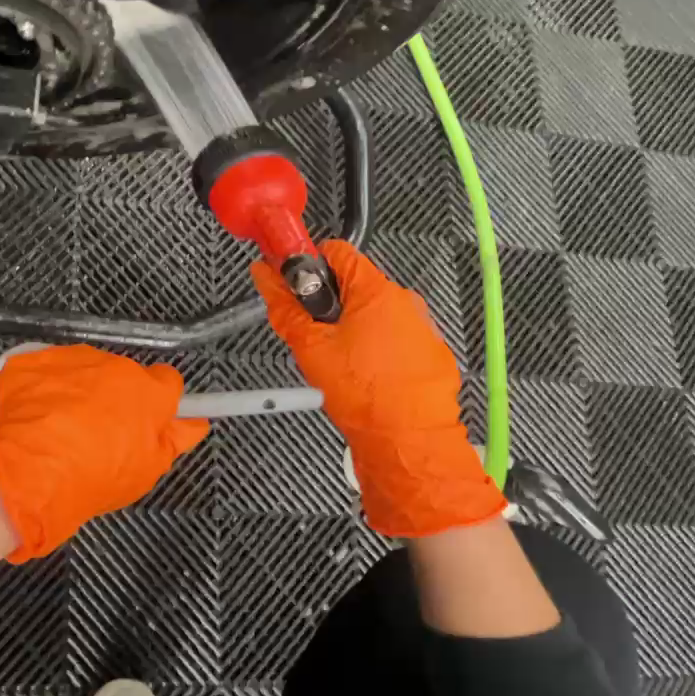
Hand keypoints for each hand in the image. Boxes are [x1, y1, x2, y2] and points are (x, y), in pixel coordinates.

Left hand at [0, 345, 208, 562]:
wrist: (33, 470)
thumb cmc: (97, 475)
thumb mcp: (147, 469)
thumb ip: (174, 440)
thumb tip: (195, 424)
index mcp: (147, 389)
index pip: (165, 381)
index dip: (157, 400)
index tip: (144, 419)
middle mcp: (112, 364)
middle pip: (121, 374)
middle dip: (113, 396)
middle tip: (99, 432)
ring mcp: (70, 358)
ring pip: (81, 369)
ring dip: (77, 389)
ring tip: (61, 428)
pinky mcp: (33, 360)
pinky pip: (43, 371)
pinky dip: (41, 388)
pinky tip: (34, 418)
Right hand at [250, 240, 503, 537]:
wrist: (409, 444)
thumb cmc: (364, 395)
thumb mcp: (309, 346)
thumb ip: (283, 306)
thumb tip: (263, 275)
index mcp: (376, 291)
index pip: (337, 251)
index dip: (309, 263)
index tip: (293, 284)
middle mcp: (405, 302)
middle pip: (354, 284)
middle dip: (328, 303)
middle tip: (312, 333)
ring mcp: (422, 328)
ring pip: (372, 313)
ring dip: (351, 326)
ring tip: (337, 360)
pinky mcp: (431, 353)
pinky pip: (394, 337)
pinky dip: (375, 348)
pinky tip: (363, 375)